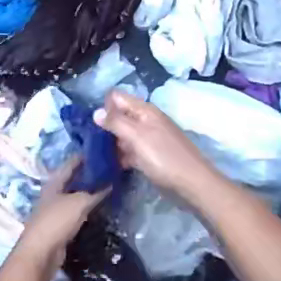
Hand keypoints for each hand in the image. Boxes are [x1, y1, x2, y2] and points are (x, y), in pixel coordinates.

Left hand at [9, 160, 106, 270]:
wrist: (40, 252)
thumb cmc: (57, 221)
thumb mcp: (80, 202)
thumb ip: (95, 193)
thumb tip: (110, 184)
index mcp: (54, 183)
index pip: (70, 164)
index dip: (84, 157)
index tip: (100, 151)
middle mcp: (53, 194)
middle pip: (72, 180)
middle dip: (88, 175)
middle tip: (108, 170)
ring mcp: (54, 210)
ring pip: (74, 196)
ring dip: (88, 192)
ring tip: (107, 186)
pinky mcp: (59, 226)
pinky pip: (75, 211)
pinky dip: (86, 208)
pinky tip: (97, 208)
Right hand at [99, 91, 222, 204]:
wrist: (192, 183)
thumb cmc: (163, 157)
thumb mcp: (137, 137)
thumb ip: (116, 122)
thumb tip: (95, 112)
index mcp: (144, 110)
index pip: (117, 98)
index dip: (104, 107)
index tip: (92, 125)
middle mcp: (146, 121)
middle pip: (119, 117)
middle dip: (104, 127)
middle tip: (88, 142)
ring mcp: (148, 139)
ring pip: (123, 135)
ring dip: (111, 143)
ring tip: (94, 155)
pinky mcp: (150, 156)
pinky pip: (130, 150)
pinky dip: (121, 156)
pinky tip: (110, 165)